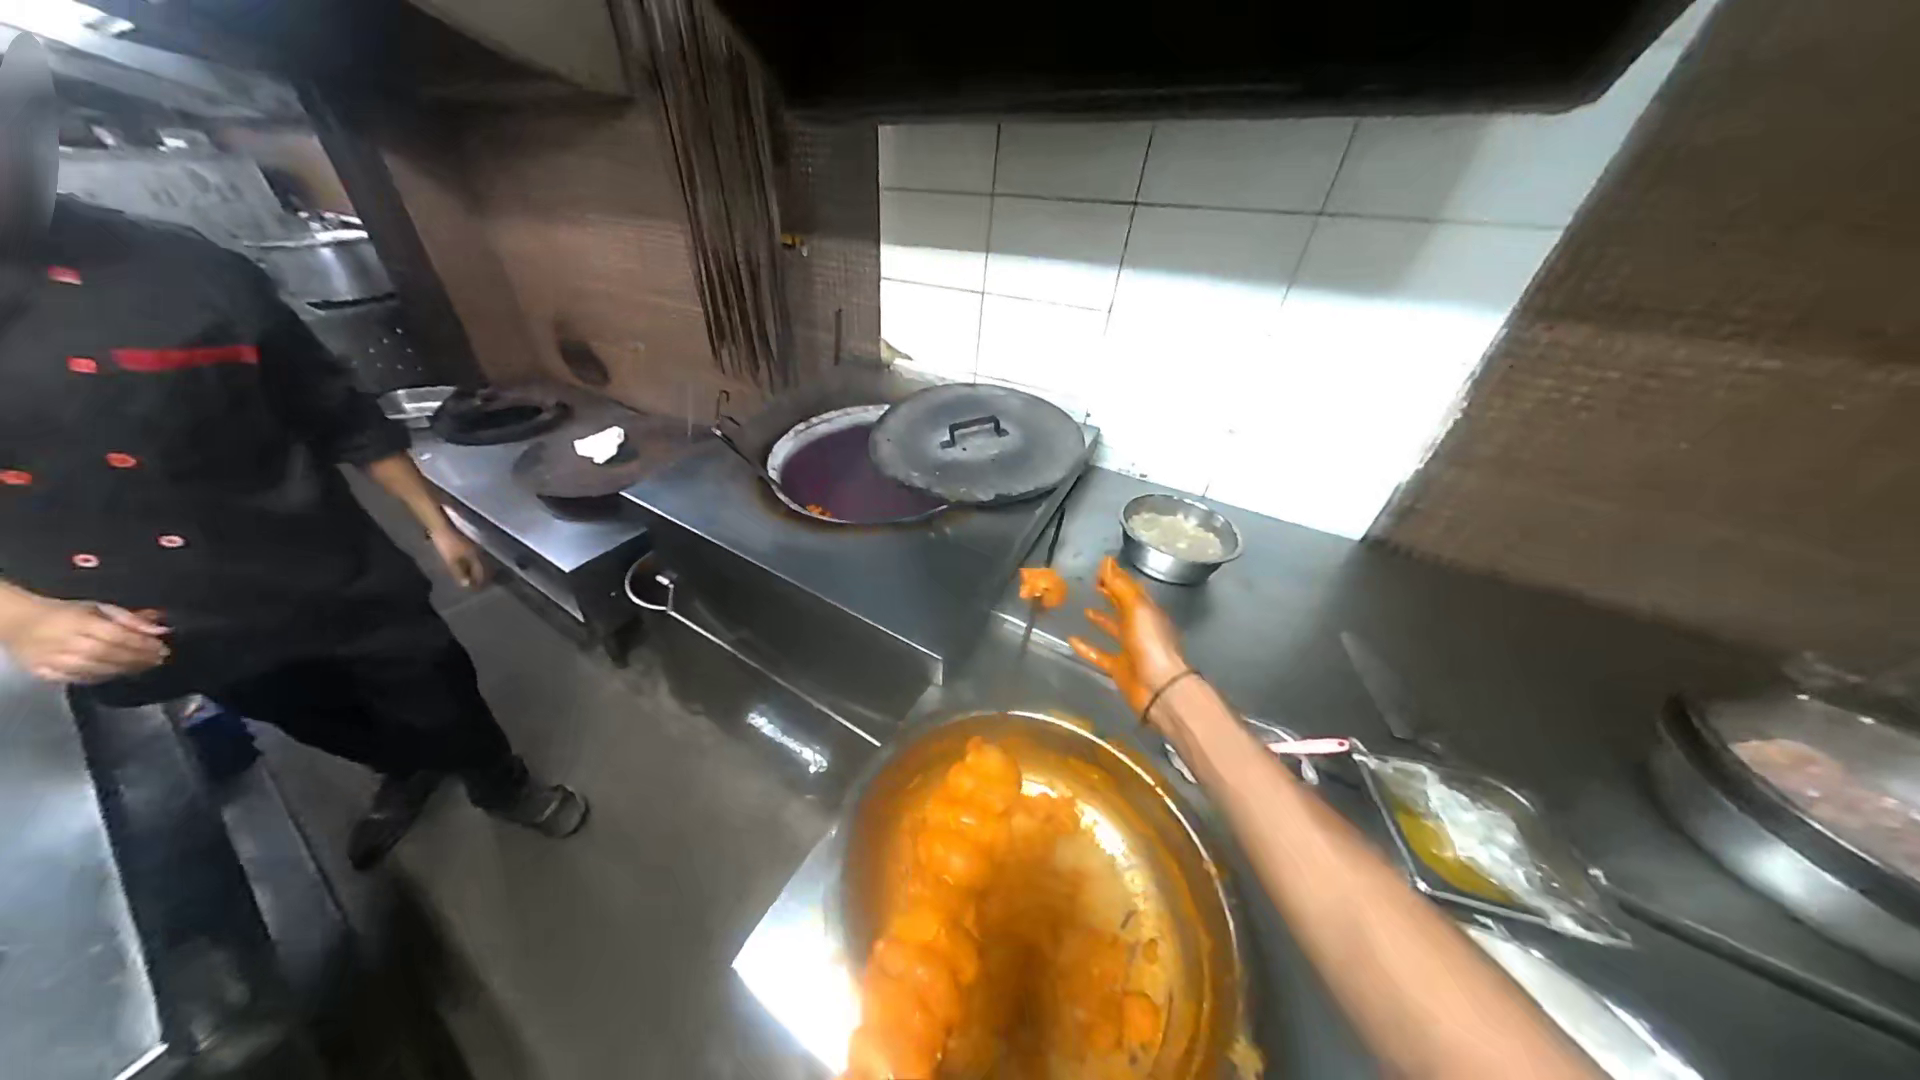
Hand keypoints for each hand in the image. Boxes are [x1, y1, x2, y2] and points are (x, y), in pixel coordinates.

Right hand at [2, 599, 169, 682]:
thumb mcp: (100, 608)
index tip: (162, 648)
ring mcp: (48, 660)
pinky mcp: (39, 672)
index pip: (116, 636)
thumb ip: (131, 619)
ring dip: (124, 669)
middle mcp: (61, 642)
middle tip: (158, 659)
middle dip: (138, 658)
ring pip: (93, 669)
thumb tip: (162, 630)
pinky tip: (118, 673)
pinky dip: (101, 677)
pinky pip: (75, 679)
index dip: (142, 644)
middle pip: (107, 654)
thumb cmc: (65, 613)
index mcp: (77, 623)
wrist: (16, 622)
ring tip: (145, 666)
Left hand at [429, 526, 488, 588]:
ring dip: (474, 572)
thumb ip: (459, 573)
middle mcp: (477, 553)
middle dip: (479, 577)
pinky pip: (471, 559)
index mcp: (476, 557)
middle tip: (475, 586)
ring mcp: (472, 549)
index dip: (480, 581)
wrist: (441, 529)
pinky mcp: (466, 547)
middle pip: (481, 568)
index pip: (481, 572)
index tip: (477, 590)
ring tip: (471, 579)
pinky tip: (465, 568)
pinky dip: (469, 566)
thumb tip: (466, 585)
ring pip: (476, 563)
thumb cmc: (447, 545)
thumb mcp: (452, 561)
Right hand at [1068, 556, 1188, 718]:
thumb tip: (1106, 561)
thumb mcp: (1136, 608)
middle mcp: (1140, 627)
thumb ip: (1120, 585)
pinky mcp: (1119, 668)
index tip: (1100, 567)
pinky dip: (1087, 648)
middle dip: (1110, 594)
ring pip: (1113, 629)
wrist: (1158, 687)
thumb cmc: (1150, 642)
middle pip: (1123, 607)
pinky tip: (1072, 640)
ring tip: (1085, 609)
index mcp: (1148, 611)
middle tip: (1093, 584)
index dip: (1117, 577)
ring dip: (1101, 619)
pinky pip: (1100, 654)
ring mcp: (1130, 649)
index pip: (1131, 589)